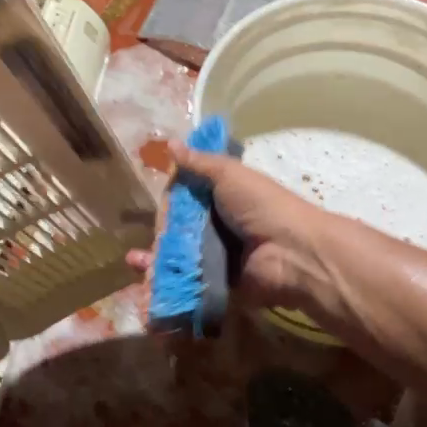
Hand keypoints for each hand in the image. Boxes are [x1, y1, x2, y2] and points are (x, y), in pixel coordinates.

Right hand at [127, 144, 324, 306]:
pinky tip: (143, 276)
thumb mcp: (229, 174)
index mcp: (223, 198)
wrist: (292, 254)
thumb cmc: (261, 205)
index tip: (148, 197)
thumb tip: (170, 143)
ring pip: (180, 255)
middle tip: (135, 234)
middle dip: (158, 231)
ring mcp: (217, 256)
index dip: (169, 197)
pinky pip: (187, 280)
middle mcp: (219, 226)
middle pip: (180, 227)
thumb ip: (198, 162)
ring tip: (134, 260)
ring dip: (156, 258)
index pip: (187, 196)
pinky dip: (166, 279)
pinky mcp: (216, 282)